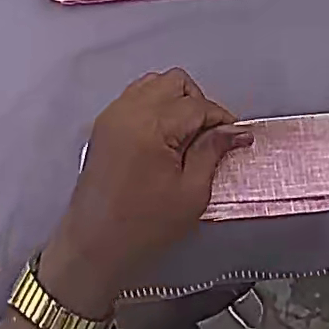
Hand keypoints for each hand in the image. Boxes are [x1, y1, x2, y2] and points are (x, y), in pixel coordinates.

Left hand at [40, 70, 250, 317]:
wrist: (94, 246)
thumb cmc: (142, 226)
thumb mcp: (191, 193)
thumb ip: (212, 151)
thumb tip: (233, 131)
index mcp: (150, 127)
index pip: (197, 105)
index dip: (221, 119)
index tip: (234, 136)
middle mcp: (128, 112)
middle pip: (175, 82)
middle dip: (198, 103)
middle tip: (209, 135)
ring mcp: (112, 115)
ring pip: (154, 83)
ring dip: (176, 100)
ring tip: (186, 134)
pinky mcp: (104, 125)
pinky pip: (136, 96)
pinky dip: (155, 105)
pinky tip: (164, 135)